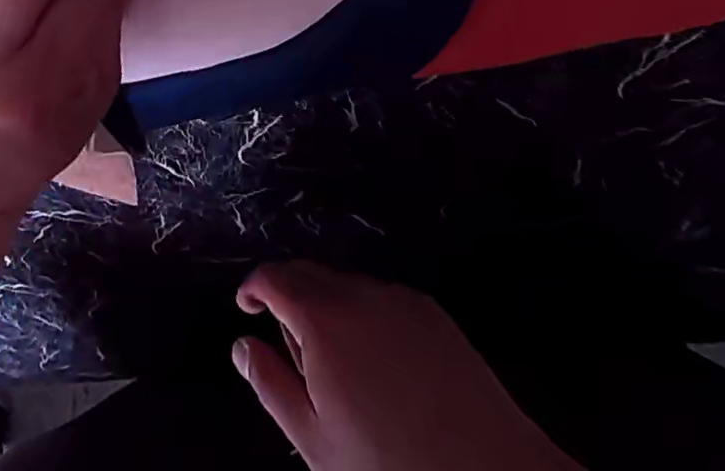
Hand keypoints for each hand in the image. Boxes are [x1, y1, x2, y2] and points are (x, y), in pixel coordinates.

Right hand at [234, 262, 582, 470]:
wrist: (483, 465)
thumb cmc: (388, 460)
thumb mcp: (312, 436)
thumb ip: (269, 382)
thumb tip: (242, 347)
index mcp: (324, 320)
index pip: (275, 277)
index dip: (253, 286)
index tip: (246, 305)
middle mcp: (361, 294)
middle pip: (309, 272)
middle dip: (287, 295)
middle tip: (288, 348)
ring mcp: (399, 297)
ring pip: (346, 286)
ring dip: (327, 308)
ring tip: (339, 371)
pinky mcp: (429, 308)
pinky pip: (381, 297)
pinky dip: (364, 314)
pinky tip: (378, 366)